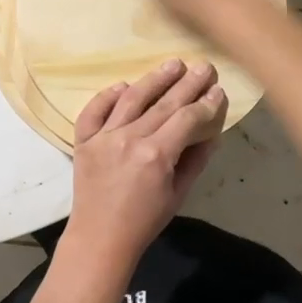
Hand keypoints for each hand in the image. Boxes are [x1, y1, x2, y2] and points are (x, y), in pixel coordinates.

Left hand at [61, 60, 227, 271]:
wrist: (100, 238)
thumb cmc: (144, 221)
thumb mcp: (178, 194)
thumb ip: (195, 160)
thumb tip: (211, 132)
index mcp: (155, 155)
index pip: (186, 119)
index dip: (205, 104)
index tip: (218, 90)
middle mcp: (129, 138)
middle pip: (163, 103)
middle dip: (187, 83)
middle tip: (204, 66)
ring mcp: (103, 136)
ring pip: (131, 99)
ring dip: (153, 79)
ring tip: (172, 64)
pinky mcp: (84, 139)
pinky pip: (95, 110)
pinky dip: (108, 95)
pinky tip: (124, 85)